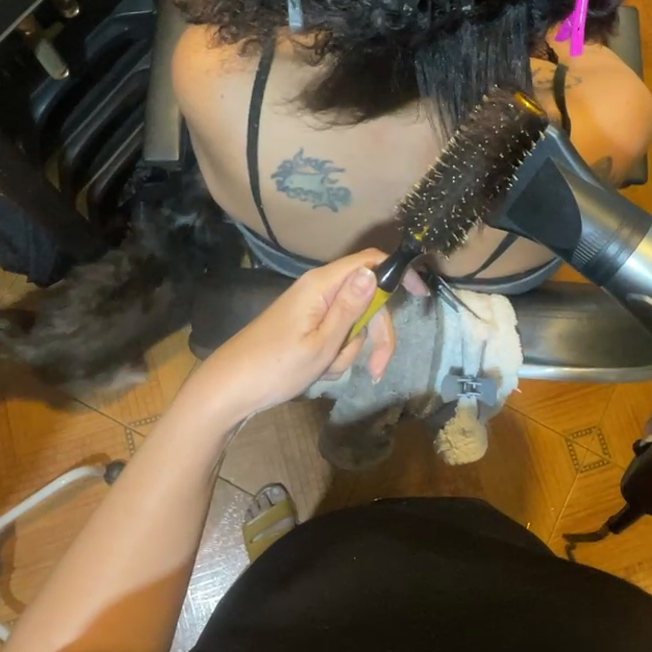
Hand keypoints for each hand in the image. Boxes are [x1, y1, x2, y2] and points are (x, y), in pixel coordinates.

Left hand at [189, 250, 398, 422]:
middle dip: (376, 333)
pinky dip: (334, 355)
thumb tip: (373, 271)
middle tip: (377, 368)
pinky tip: (317, 371)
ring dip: (349, 350)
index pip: (369, 261)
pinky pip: (334, 335)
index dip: (398, 273)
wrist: (230, 390)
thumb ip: (351, 308)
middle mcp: (317, 291)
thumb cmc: (275, 367)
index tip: (421, 295)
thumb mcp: (322, 343)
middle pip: (366, 299)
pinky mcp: (305, 327)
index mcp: (321, 286)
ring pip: (352, 323)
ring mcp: (310, 309)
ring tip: (325, 369)